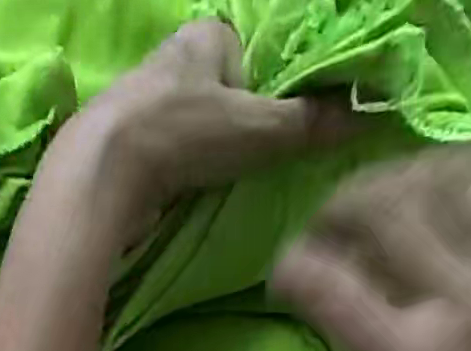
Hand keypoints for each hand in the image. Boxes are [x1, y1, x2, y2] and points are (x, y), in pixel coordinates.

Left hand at [44, 20, 353, 231]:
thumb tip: (367, 115)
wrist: (102, 173)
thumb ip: (310, 124)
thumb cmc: (186, 134)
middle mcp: (162, 62)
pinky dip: (162, 175)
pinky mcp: (109, 147)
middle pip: (211, 97)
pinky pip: (150, 157)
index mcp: (201, 36)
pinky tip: (165, 193)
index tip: (257, 131)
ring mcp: (131, 105)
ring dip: (191, 157)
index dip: (257, 96)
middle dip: (223, 131)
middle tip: (228, 163)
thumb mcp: (261, 128)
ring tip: (195, 182)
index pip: (243, 58)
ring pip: (178, 130)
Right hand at [271, 146, 470, 350]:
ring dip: (400, 179)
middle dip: (338, 205)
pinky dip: (463, 178)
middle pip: (385, 206)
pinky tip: (442, 195)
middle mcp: (458, 304)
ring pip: (449, 178)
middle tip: (330, 225)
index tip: (284, 274)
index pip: (325, 282)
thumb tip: (339, 293)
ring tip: (386, 199)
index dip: (289, 265)